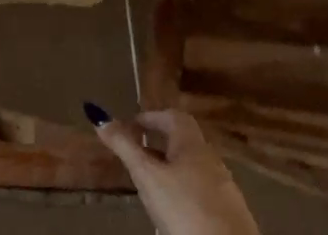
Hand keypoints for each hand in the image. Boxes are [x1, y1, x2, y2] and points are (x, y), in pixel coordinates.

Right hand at [95, 108, 260, 234]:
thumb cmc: (183, 207)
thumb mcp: (146, 175)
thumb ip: (123, 145)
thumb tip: (98, 115)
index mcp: (194, 147)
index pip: (174, 117)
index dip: (151, 116)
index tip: (130, 126)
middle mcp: (213, 162)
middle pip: (183, 141)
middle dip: (156, 143)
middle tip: (134, 153)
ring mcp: (225, 188)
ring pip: (192, 166)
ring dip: (169, 166)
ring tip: (149, 180)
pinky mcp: (230, 211)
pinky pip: (201, 187)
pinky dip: (182, 185)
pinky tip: (172, 204)